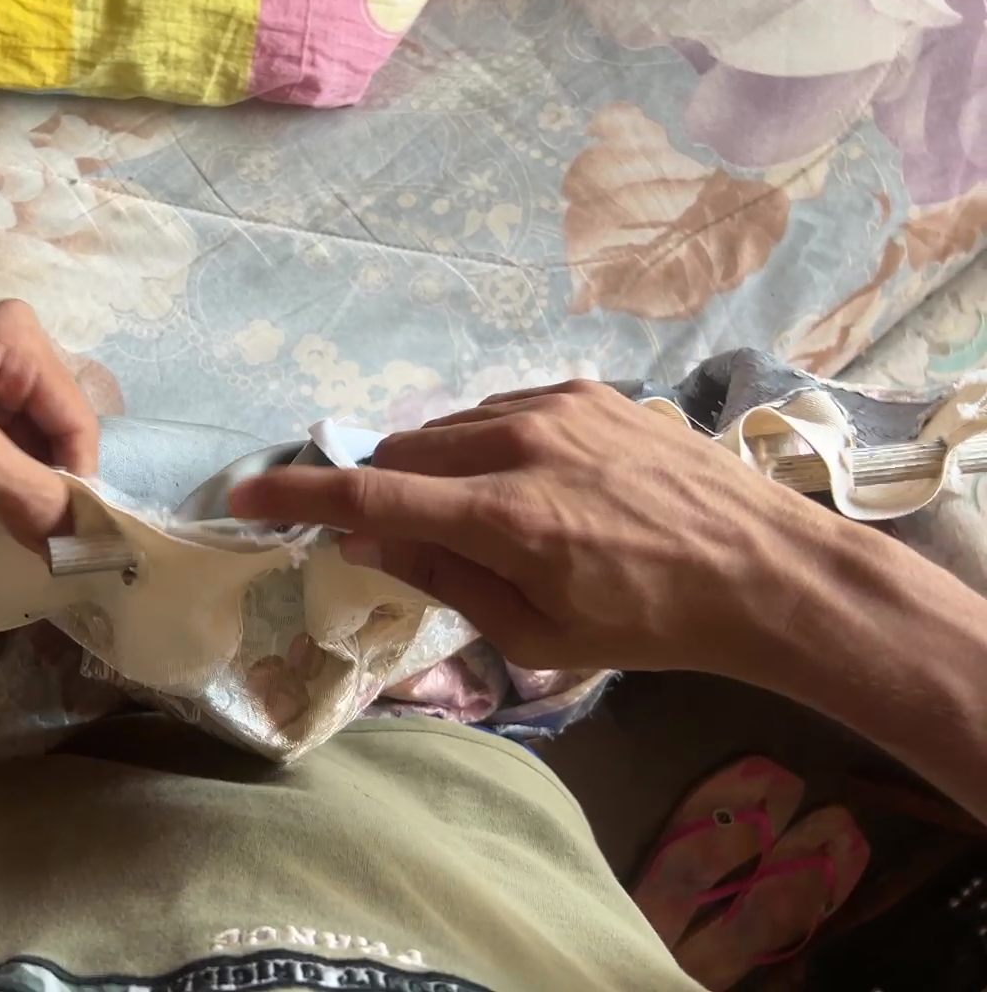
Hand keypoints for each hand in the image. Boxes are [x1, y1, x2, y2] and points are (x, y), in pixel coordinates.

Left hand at [0, 301, 99, 543]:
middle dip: (48, 480)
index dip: (77, 477)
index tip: (72, 535)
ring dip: (24, 481)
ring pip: (26, 434)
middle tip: (43, 537)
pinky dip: (0, 472)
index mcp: (14, 333)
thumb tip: (83, 541)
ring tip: (18, 526)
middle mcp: (2, 338)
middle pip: (53, 423)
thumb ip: (29, 492)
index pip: (74, 414)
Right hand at [228, 380, 855, 677]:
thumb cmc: (645, 623)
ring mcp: (555, 407)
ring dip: (435, 464)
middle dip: (390, 487)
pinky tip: (533, 471)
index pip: (370, 495)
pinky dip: (481, 441)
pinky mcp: (585, 390)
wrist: (779, 575)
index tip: (244, 494)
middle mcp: (519, 446)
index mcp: (505, 518)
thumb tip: (362, 537)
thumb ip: (436, 575)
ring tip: (491, 501)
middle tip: (425, 525)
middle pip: (397, 449)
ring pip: (439, 426)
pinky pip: (490, 408)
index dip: (297, 495)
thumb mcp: (531, 631)